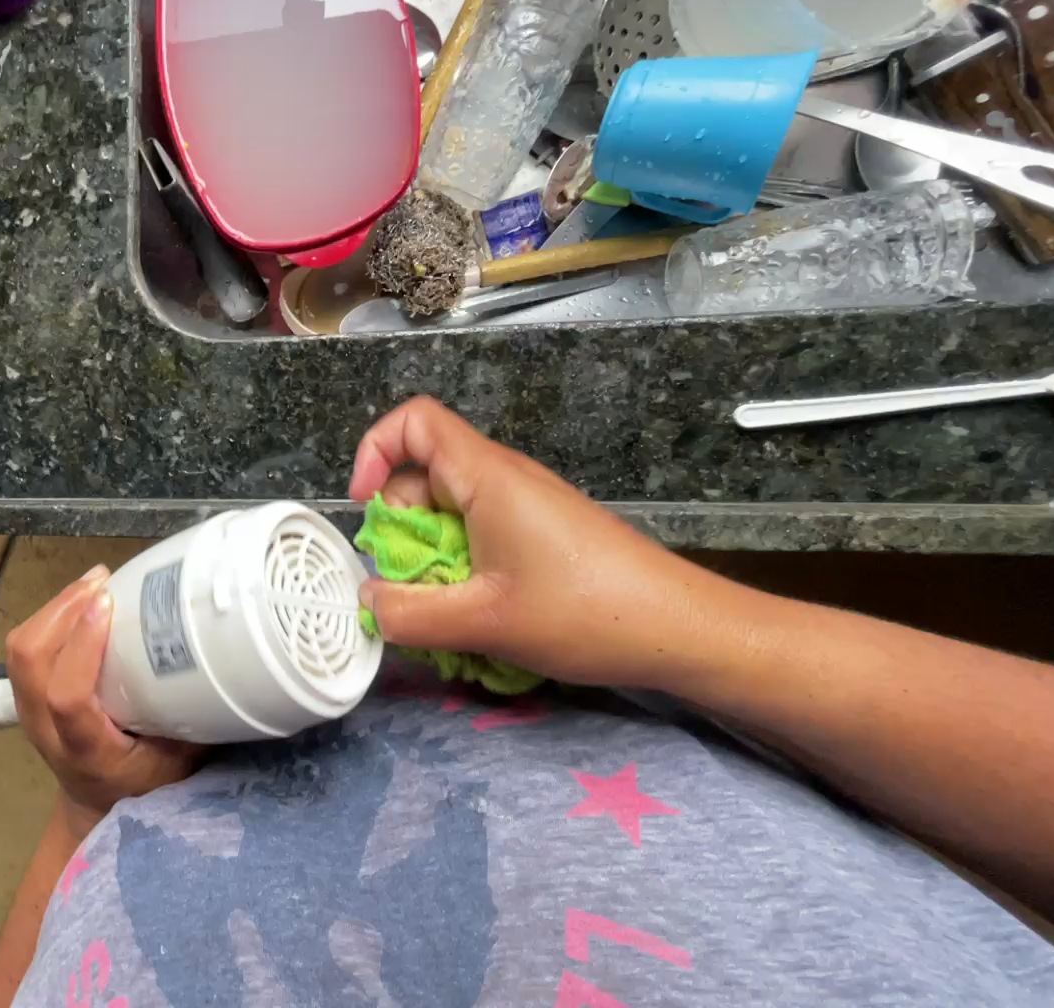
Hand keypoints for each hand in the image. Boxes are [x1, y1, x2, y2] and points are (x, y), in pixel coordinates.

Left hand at [6, 566, 202, 832]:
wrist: (97, 804)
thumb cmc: (144, 783)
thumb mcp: (178, 760)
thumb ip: (189, 714)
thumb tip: (217, 656)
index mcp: (84, 750)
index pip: (68, 697)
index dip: (83, 647)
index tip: (108, 605)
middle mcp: (45, 729)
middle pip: (29, 661)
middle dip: (62, 610)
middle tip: (103, 582)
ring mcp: (28, 711)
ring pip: (20, 650)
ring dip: (54, 608)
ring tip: (93, 583)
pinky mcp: (25, 694)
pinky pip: (23, 648)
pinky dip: (49, 617)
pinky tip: (81, 601)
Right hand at [350, 397, 747, 691]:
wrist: (687, 630)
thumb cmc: (588, 613)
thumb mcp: (484, 622)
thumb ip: (409, 614)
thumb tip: (366, 600)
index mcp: (486, 477)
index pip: (413, 422)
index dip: (374, 450)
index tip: (366, 506)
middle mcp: (501, 478)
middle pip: (420, 474)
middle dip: (399, 526)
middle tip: (408, 581)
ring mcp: (521, 503)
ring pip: (445, 508)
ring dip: (427, 552)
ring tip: (444, 602)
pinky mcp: (536, 530)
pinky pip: (474, 530)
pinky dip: (457, 562)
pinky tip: (474, 605)